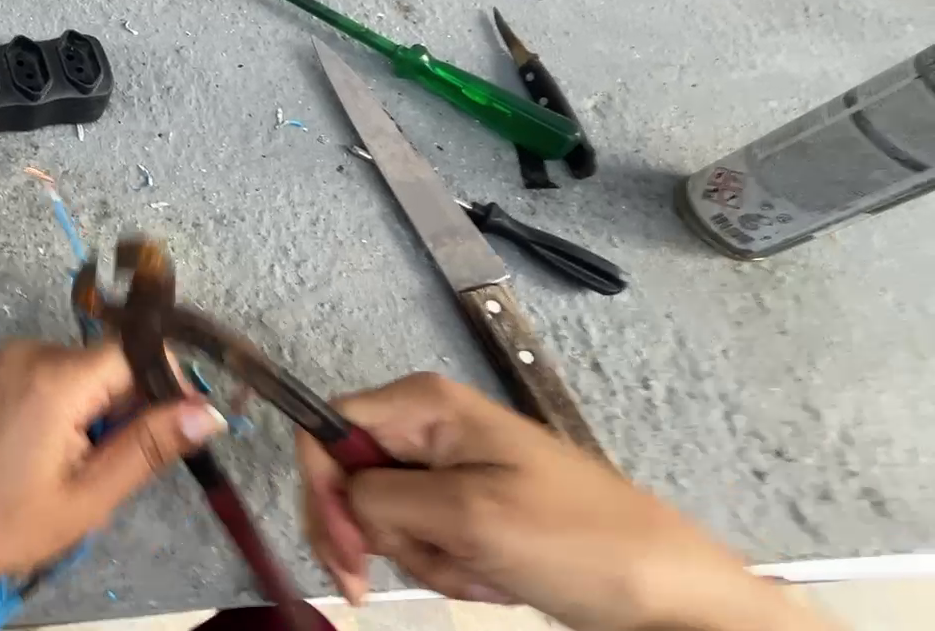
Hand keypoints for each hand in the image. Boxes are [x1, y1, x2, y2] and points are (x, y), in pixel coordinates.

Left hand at [0, 339, 225, 593]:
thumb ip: (150, 446)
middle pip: (112, 358)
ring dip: (104, 406)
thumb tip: (209, 412)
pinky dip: (77, 402)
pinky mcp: (3, 367)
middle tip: (119, 461)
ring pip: (89, 367)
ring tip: (84, 462)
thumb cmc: (9, 521)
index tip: (179, 426)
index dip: (166, 383)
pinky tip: (59, 448)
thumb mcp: (90, 495)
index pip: (136, 350)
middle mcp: (34, 349)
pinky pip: (61, 371)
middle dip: (132, 402)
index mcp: (57, 377)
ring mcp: (14, 355)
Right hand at [297, 373, 826, 630]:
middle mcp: (426, 424)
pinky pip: (418, 532)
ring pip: (381, 510)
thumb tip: (341, 499)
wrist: (682, 600)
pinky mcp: (467, 504)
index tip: (346, 554)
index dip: (322, 487)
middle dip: (376, 531)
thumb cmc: (579, 543)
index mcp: (423, 403)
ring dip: (417, 554)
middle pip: (349, 473)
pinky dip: (442, 564)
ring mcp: (446, 465)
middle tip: (412, 574)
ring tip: (478, 574)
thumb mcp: (469, 517)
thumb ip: (382, 498)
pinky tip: (488, 576)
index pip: (328, 429)